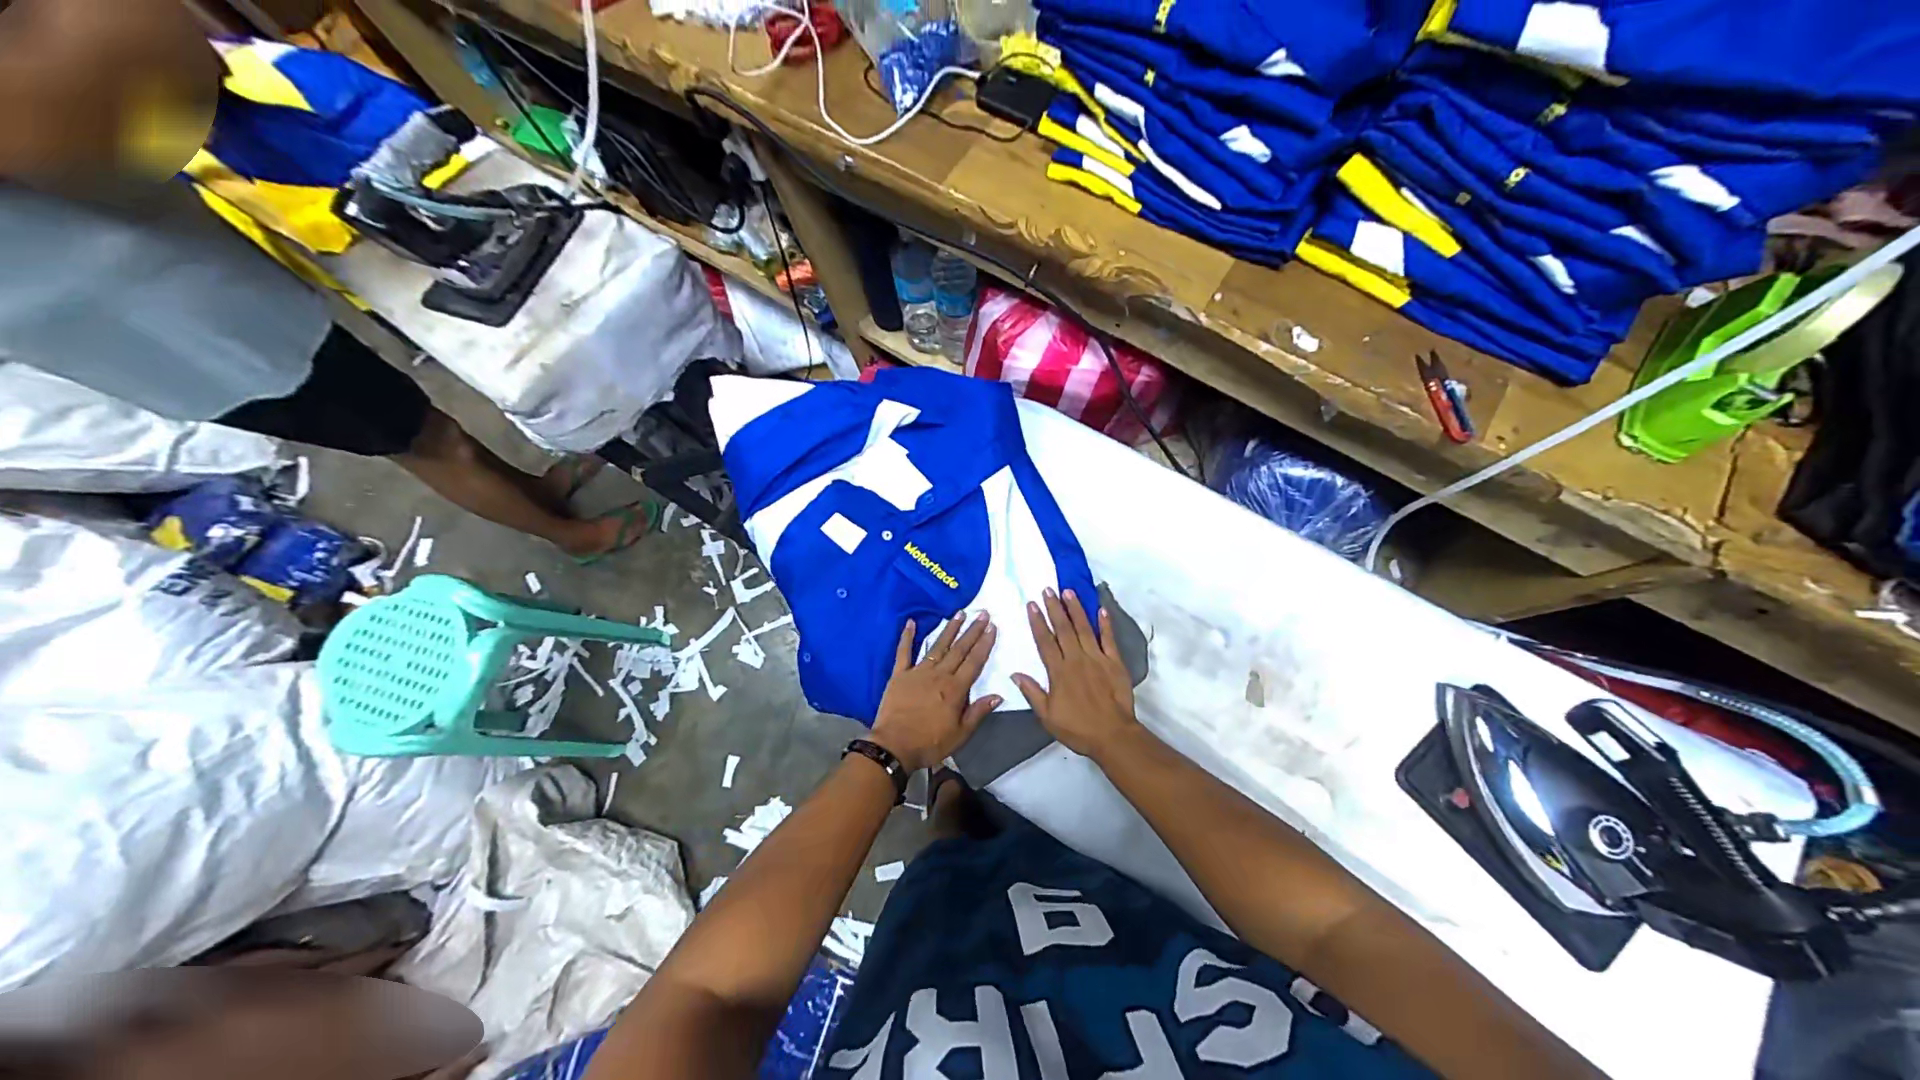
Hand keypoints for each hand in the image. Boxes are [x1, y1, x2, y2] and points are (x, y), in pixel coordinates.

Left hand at [870, 612, 999, 771]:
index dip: (984, 643)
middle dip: (972, 630)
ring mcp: (918, 672)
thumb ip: (978, 712)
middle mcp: (939, 675)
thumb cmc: (930, 743)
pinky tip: (911, 622)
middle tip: (983, 613)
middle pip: (959, 649)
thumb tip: (998, 695)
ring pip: (937, 646)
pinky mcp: (899, 675)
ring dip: (949, 629)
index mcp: (955, 689)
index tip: (992, 627)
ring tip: (960, 613)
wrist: (894, 746)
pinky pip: (903, 652)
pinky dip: (907, 636)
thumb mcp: (961, 734)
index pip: (974, 661)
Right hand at [1011, 589, 1137, 758]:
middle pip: (1063, 629)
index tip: (1031, 604)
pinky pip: (1109, 639)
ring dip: (1076, 609)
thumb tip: (1015, 674)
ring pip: (1084, 628)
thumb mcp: (1047, 715)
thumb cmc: (1077, 728)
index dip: (1037, 622)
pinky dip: (1105, 624)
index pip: (1045, 641)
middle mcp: (1076, 659)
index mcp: (1058, 671)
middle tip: (1048, 590)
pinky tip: (1101, 610)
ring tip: (1068, 592)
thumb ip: (1032, 692)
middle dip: (1054, 608)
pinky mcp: (1115, 663)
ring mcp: (1097, 658)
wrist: (1113, 735)